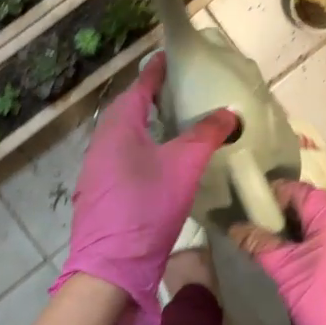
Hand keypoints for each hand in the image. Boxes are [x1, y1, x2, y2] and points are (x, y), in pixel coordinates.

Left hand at [52, 53, 237, 324]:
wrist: (109, 267)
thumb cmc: (146, 207)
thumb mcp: (184, 166)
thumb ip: (205, 135)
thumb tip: (227, 112)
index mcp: (119, 125)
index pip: (140, 85)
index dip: (158, 70)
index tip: (173, 57)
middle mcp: (102, 140)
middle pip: (130, 107)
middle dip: (153, 96)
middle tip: (181, 88)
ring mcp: (98, 167)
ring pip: (126, 133)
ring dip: (149, 123)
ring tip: (176, 121)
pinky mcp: (101, 190)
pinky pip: (124, 154)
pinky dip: (144, 145)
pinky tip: (161, 159)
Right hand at [231, 181, 325, 324]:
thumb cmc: (323, 306)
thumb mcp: (285, 273)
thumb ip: (260, 244)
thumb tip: (235, 228)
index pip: (301, 190)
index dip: (276, 196)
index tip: (257, 209)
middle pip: (322, 202)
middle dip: (296, 211)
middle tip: (273, 229)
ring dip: (316, 227)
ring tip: (293, 247)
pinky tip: (319, 264)